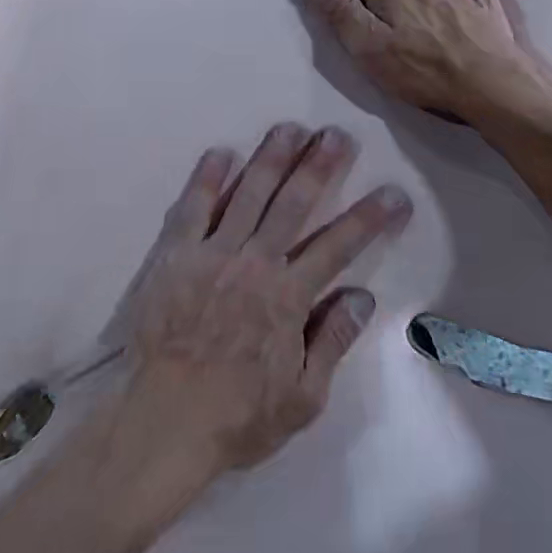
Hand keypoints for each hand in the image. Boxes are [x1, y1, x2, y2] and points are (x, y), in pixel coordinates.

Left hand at [126, 123, 410, 472]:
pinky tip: (221, 152)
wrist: (156, 424)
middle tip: (338, 135)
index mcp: (288, 297)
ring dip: (271, 158)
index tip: (394, 194)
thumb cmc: (234, 417)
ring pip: (248, 194)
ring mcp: (211, 254)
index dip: (371, 218)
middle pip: (294, 203)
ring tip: (290, 128)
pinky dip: (207, 178)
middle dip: (320, 166)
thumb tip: (363, 296)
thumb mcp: (301, 399)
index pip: (340, 246)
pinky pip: (192, 208)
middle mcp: (255, 264)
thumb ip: (333, 343)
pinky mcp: (173, 256)